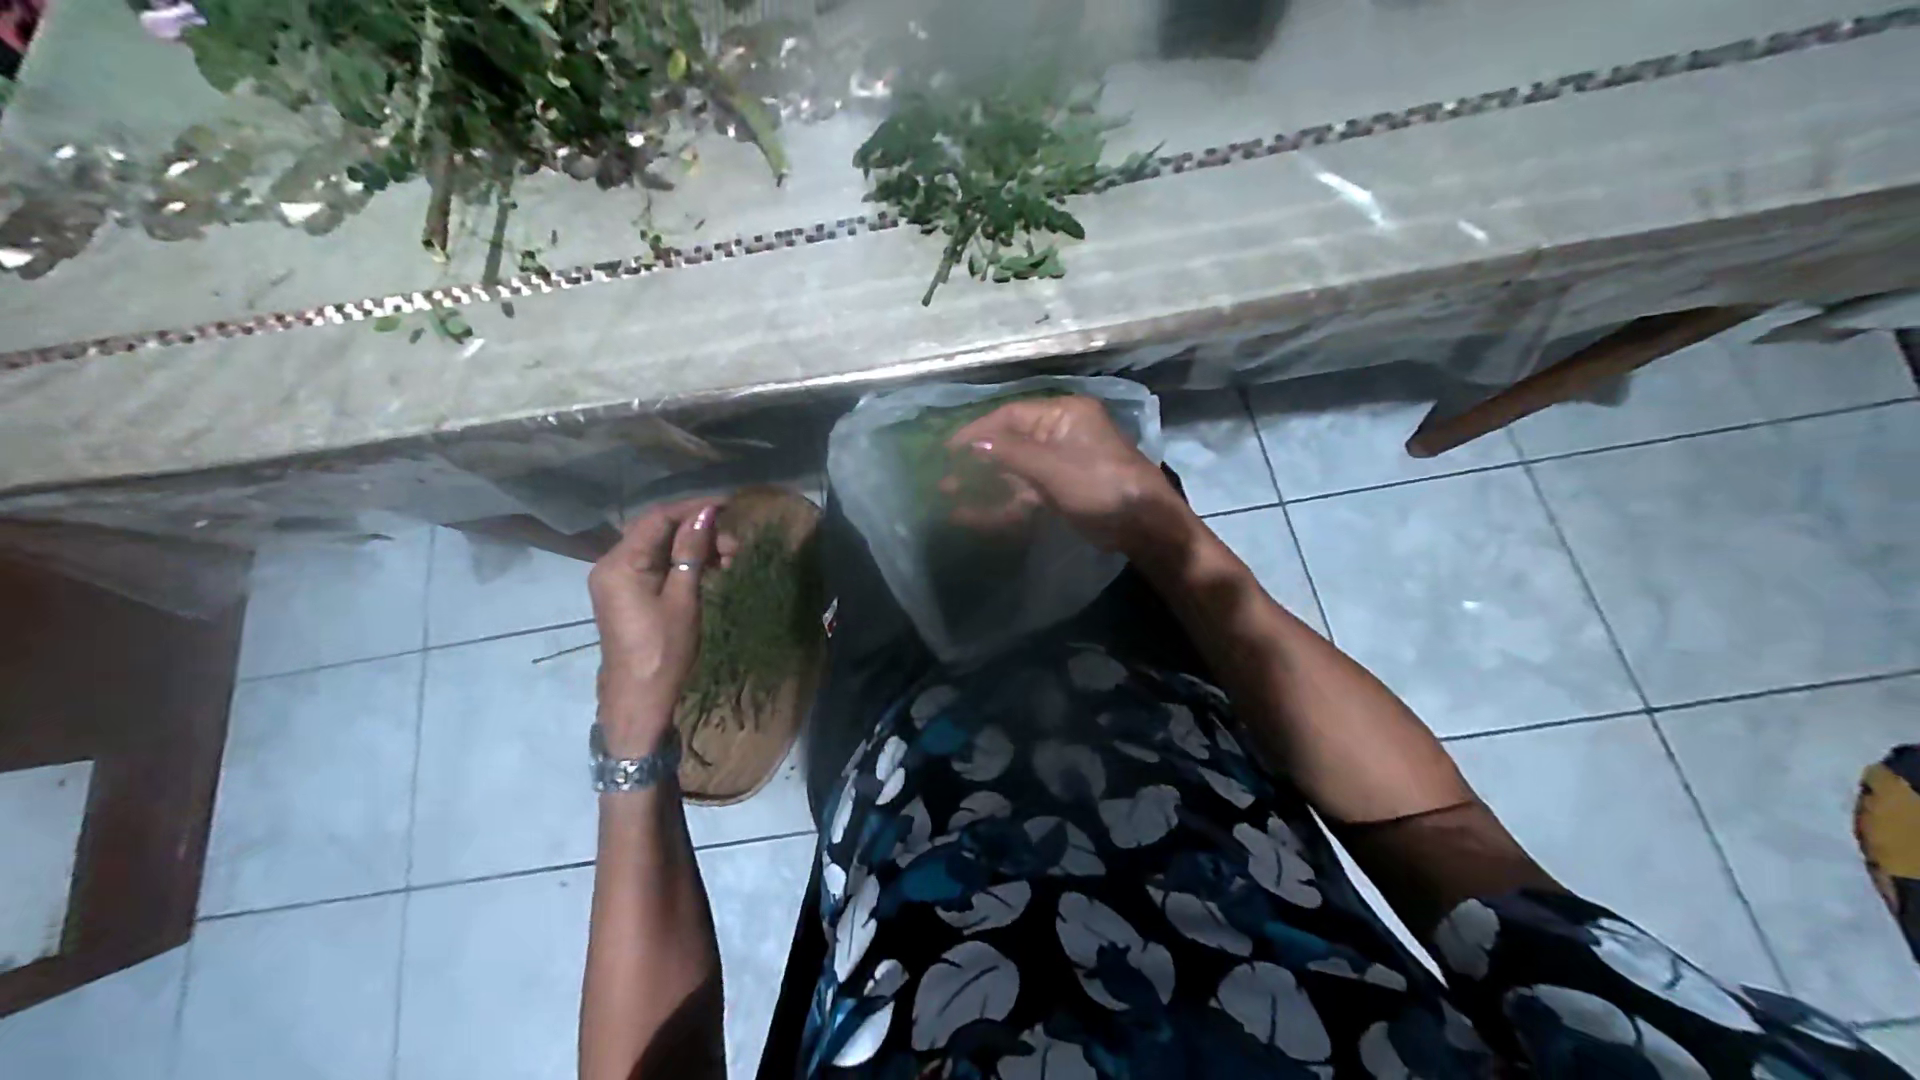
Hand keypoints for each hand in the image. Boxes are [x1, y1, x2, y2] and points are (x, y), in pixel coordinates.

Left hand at [587, 497, 732, 756]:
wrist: (641, 703)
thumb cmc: (664, 652)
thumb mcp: (683, 599)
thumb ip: (691, 552)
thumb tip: (706, 514)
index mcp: (620, 564)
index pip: (657, 518)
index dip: (692, 509)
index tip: (728, 509)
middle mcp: (612, 566)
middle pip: (656, 531)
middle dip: (697, 530)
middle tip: (734, 545)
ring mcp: (619, 582)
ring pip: (660, 548)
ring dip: (694, 548)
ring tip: (728, 559)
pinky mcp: (630, 596)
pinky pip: (658, 567)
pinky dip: (684, 563)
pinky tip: (711, 570)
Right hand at [944, 395, 1188, 554]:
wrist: (1143, 526)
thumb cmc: (1100, 485)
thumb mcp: (1052, 467)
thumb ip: (1010, 453)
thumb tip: (973, 442)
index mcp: (1062, 415)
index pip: (1010, 416)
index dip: (977, 431)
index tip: (947, 449)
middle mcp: (1059, 434)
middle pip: (1009, 443)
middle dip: (976, 462)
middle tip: (944, 478)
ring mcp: (1059, 464)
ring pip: (1013, 471)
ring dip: (984, 485)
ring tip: (950, 497)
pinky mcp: (1060, 491)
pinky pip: (1024, 493)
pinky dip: (1002, 504)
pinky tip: (974, 516)